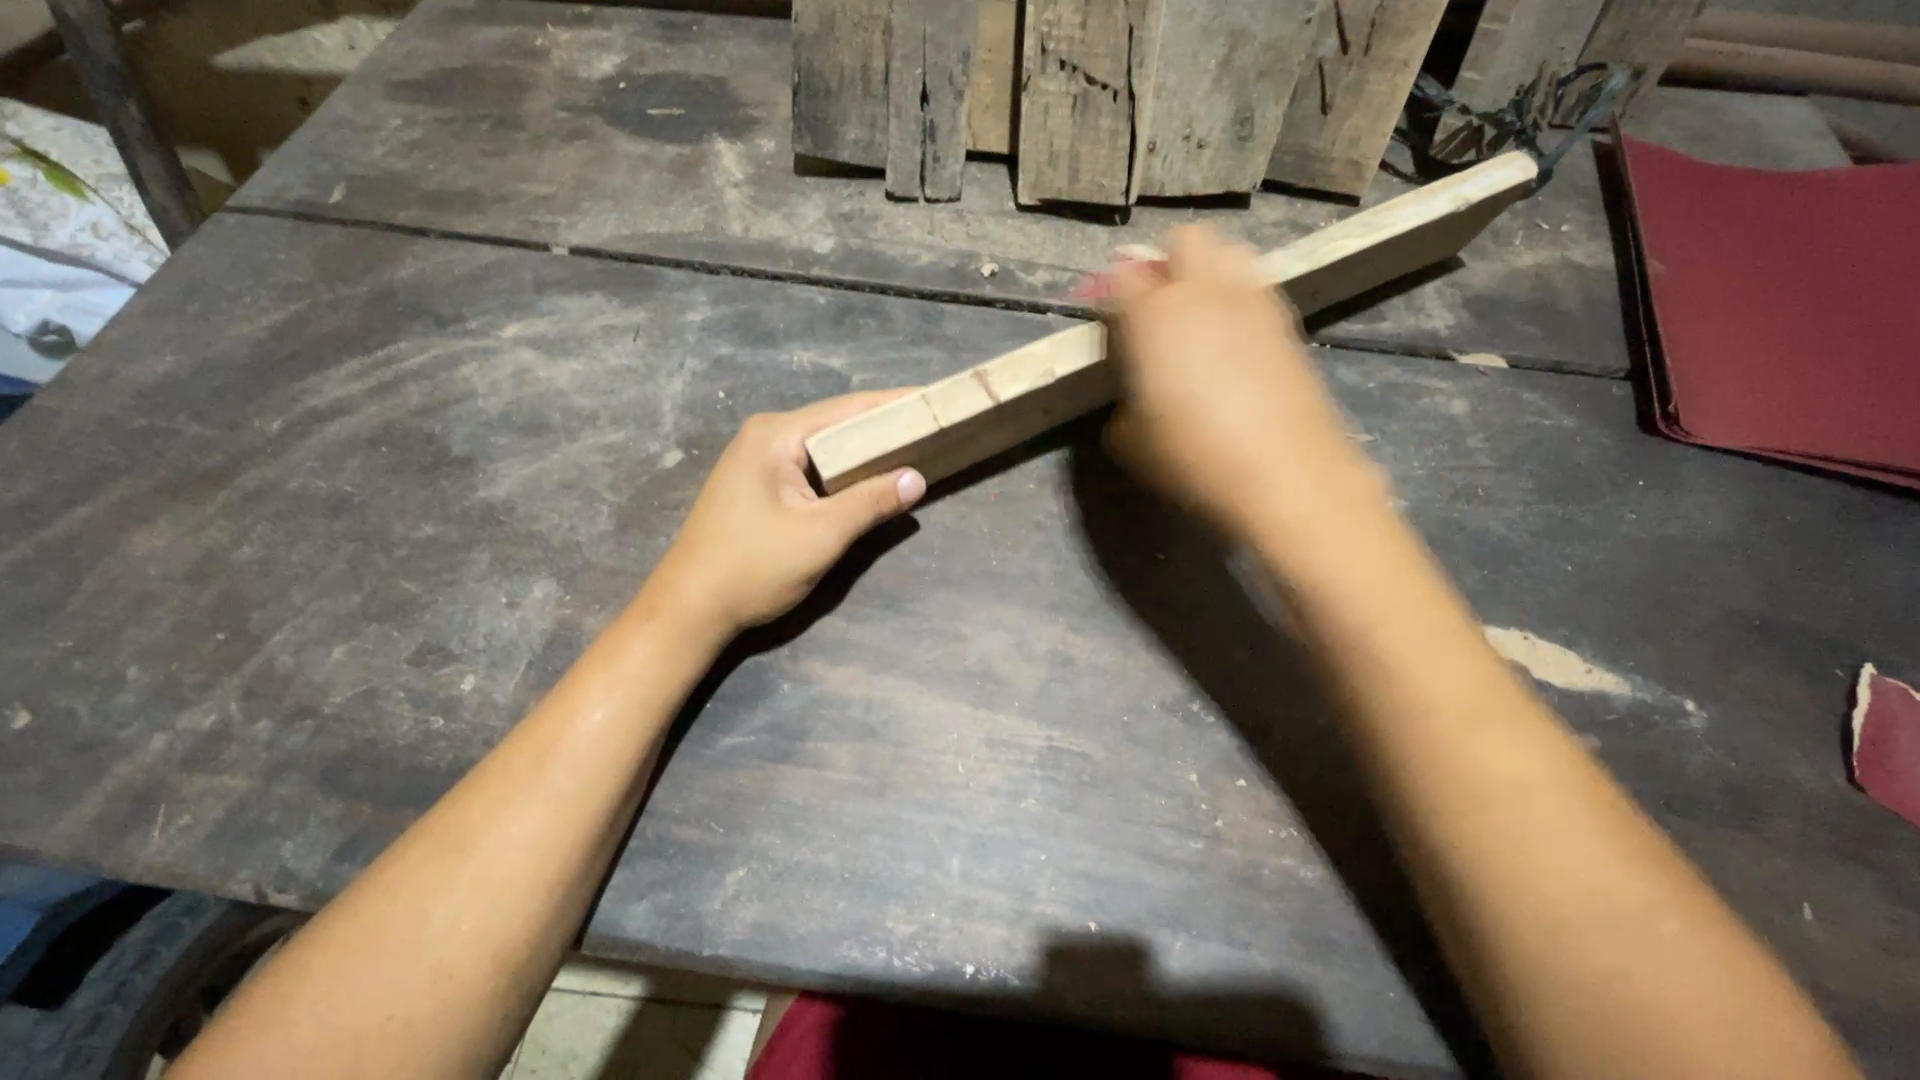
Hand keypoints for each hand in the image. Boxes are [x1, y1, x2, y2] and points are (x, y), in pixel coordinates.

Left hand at [643, 391, 925, 641]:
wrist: (688, 608)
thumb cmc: (752, 567)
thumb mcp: (821, 535)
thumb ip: (871, 502)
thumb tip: (917, 478)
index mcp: (776, 435)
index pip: (849, 409)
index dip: (896, 405)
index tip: (937, 401)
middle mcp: (765, 437)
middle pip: (837, 425)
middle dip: (884, 429)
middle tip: (932, 430)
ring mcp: (758, 461)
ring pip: (824, 450)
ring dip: (864, 454)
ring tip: (913, 451)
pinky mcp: (758, 486)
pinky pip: (811, 469)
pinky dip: (843, 474)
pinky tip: (870, 482)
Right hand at [1104, 225, 1369, 536]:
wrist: (1285, 472)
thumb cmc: (1194, 456)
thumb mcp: (1130, 441)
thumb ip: (1122, 404)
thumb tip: (1134, 397)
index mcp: (1153, 315)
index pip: (1122, 275)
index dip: (1110, 291)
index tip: (1109, 317)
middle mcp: (1203, 293)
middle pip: (1183, 239)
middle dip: (1166, 262)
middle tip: (1157, 305)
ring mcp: (1252, 302)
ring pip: (1228, 252)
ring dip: (1208, 272)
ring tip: (1200, 316)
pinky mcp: (1288, 322)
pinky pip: (1256, 288)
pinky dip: (1239, 299)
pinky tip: (1234, 341)